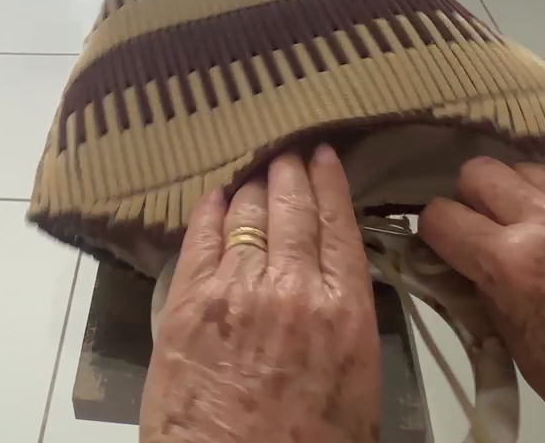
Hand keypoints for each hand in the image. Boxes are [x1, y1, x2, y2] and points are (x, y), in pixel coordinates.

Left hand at [141, 145, 380, 442]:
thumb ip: (343, 326)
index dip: (330, 183)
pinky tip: (217, 195)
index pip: (338, 225)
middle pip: (292, 208)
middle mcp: (292, 287)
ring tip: (257, 168)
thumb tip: (332, 284)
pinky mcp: (191, 298)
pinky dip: (211, 208)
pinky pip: (203, 235)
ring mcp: (237, 287)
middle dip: (290, 172)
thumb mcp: (353, 393)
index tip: (324, 156)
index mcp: (342, 314)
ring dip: (255, 185)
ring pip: (249, 213)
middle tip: (288, 152)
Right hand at [419, 158, 544, 442]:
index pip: (440, 214)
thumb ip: (487, 293)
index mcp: (513, 268)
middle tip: (486, 228)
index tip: (444, 243)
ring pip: (531, 172)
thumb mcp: (524, 353)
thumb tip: (460, 261)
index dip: (435, 230)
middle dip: (472, 199)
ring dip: (521, 197)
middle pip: (479, 171)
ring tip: (538, 233)